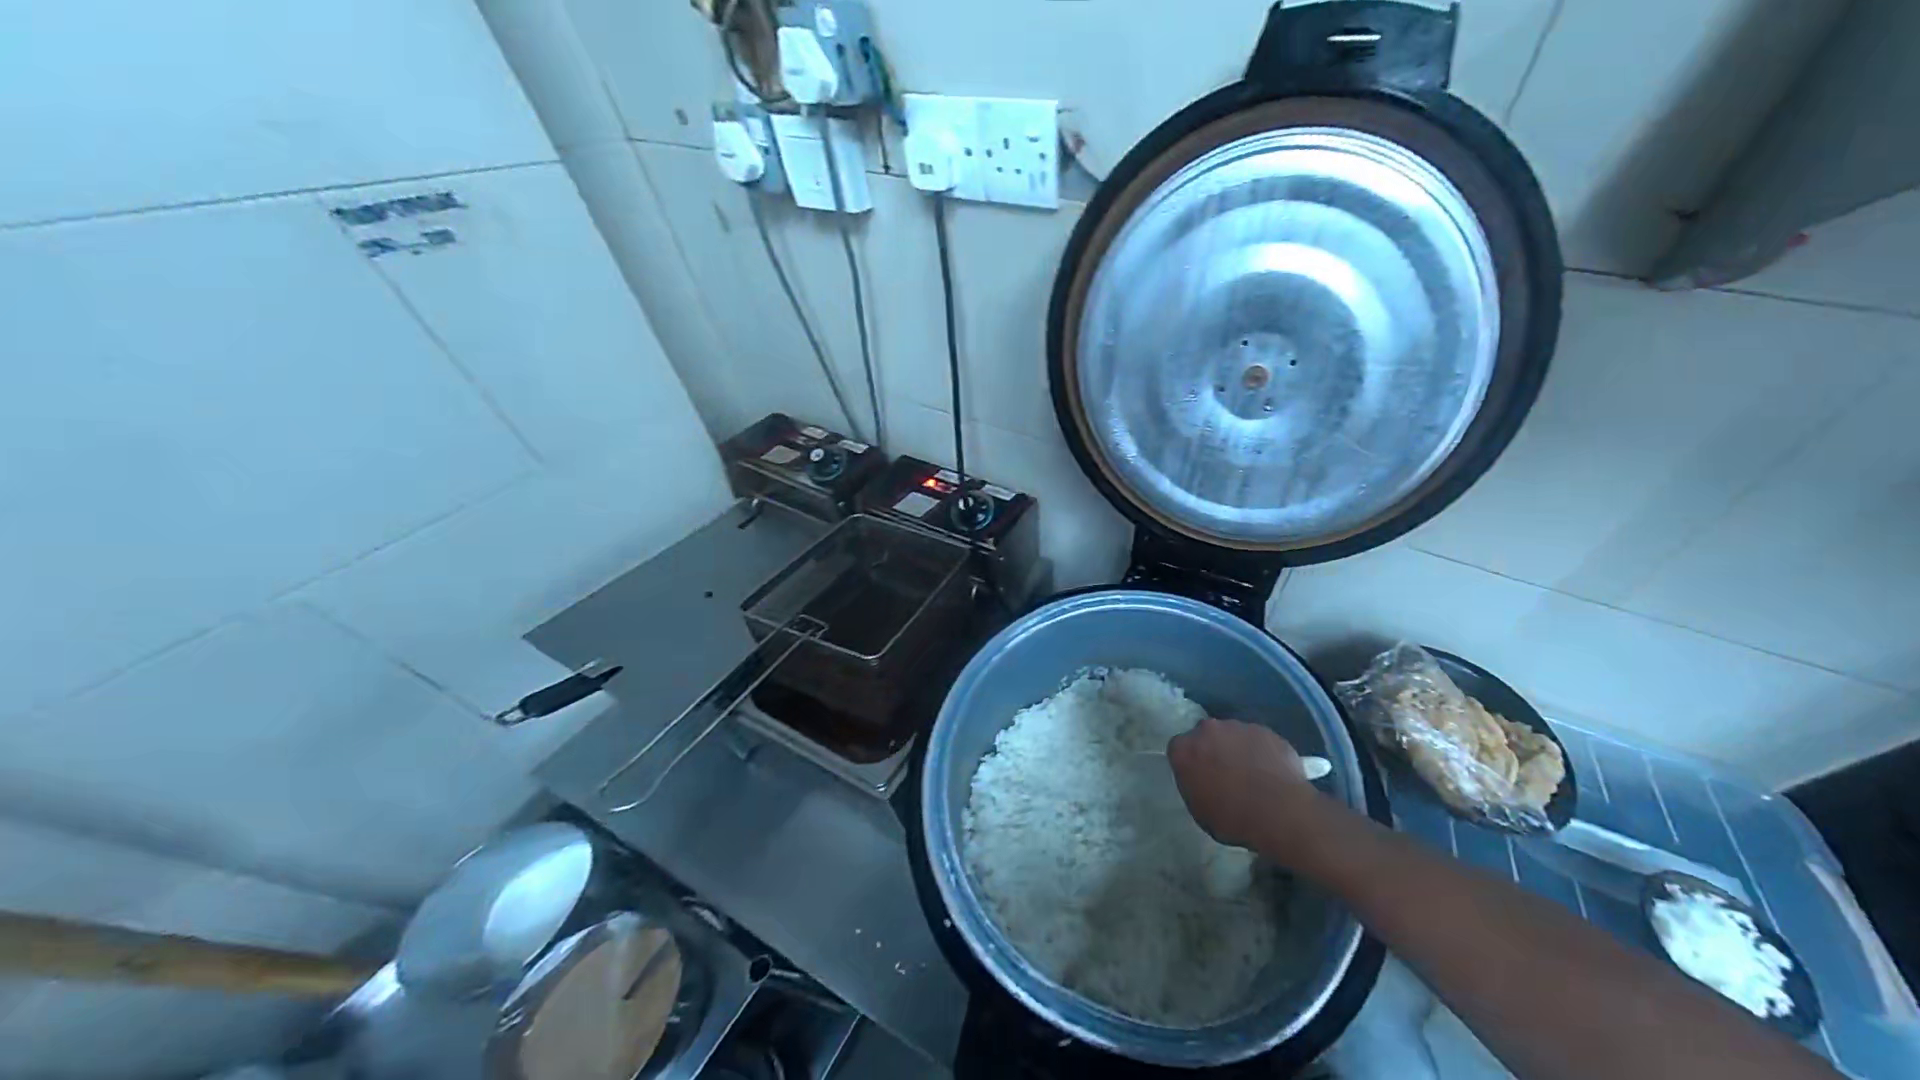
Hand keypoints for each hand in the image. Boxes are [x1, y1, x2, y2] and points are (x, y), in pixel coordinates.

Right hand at [1166, 716, 1316, 850]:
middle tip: (1226, 774)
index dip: (1190, 763)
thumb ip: (1194, 785)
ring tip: (1253, 775)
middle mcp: (1207, 729)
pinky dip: (1262, 752)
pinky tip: (1272, 773)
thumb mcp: (1198, 809)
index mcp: (1184, 749)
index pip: (1179, 748)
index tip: (1200, 777)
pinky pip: (1259, 740)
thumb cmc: (1232, 818)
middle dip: (1213, 749)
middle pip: (1206, 735)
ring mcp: (1238, 727)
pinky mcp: (1267, 731)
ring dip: (1238, 749)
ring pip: (1234, 735)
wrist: (1279, 812)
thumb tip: (1202, 781)